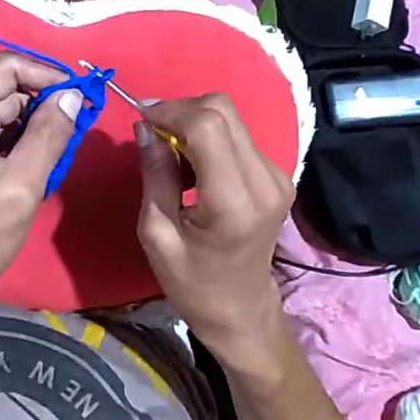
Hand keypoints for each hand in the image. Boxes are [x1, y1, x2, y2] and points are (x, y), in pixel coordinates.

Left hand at [0, 0, 80, 321]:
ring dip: (42, 105)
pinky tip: (55, 139)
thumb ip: (47, 135)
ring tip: (69, 130)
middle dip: (41, 83)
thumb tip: (70, 95)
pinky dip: (35, 121)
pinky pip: (11, 116)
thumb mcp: (20, 186)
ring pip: (10, 94)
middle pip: (0, 73)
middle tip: (78, 109)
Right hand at [135, 95, 295, 368]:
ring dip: (194, 123)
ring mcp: (277, 175)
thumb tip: (145, 126)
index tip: (141, 118)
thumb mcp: (157, 233)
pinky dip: (209, 138)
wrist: (240, 309)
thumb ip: (155, 174)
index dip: (171, 111)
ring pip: (230, 118)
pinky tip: (193, 165)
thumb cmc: (191, 281)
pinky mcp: (278, 174)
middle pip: (223, 110)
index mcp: (233, 201)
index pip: (207, 125)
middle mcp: (264, 180)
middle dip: (181, 110)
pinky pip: (238, 135)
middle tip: (152, 132)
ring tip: (171, 154)